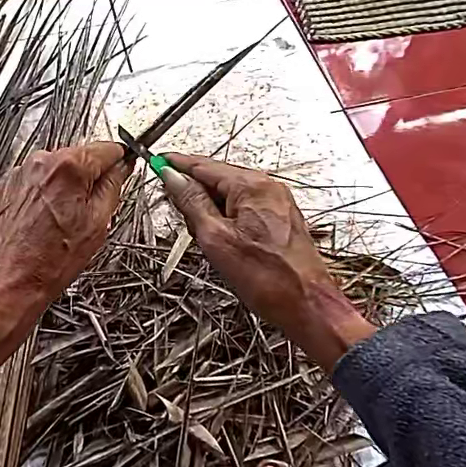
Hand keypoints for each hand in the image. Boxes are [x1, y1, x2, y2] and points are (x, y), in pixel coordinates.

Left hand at [0, 142, 131, 407]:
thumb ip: (114, 186)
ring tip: (62, 223)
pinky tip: (43, 225)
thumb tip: (121, 168)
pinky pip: (34, 184)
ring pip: (55, 171)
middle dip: (88, 179)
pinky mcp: (4, 188)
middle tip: (90, 211)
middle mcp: (40, 163)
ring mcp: (18, 174)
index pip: (107, 148)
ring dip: (64, 189)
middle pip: (79, 158)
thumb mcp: (98, 224)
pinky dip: (42, 198)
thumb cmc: (47, 262)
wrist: (8, 283)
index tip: (123, 169)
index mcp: (68, 166)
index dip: (119, 161)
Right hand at [158, 153, 374, 369]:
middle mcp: (268, 188)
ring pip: (231, 194)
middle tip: (172, 204)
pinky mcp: (280, 220)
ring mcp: (277, 203)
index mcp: (252, 186)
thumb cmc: (269, 279)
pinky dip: (226, 216)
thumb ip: (192, 203)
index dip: (177, 164)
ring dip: (209, 207)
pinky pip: (245, 207)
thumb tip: (173, 178)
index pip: (204, 165)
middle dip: (192, 190)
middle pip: (218, 177)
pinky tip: (219, 237)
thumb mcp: (215, 238)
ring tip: (199, 233)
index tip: (158, 162)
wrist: (307, 305)